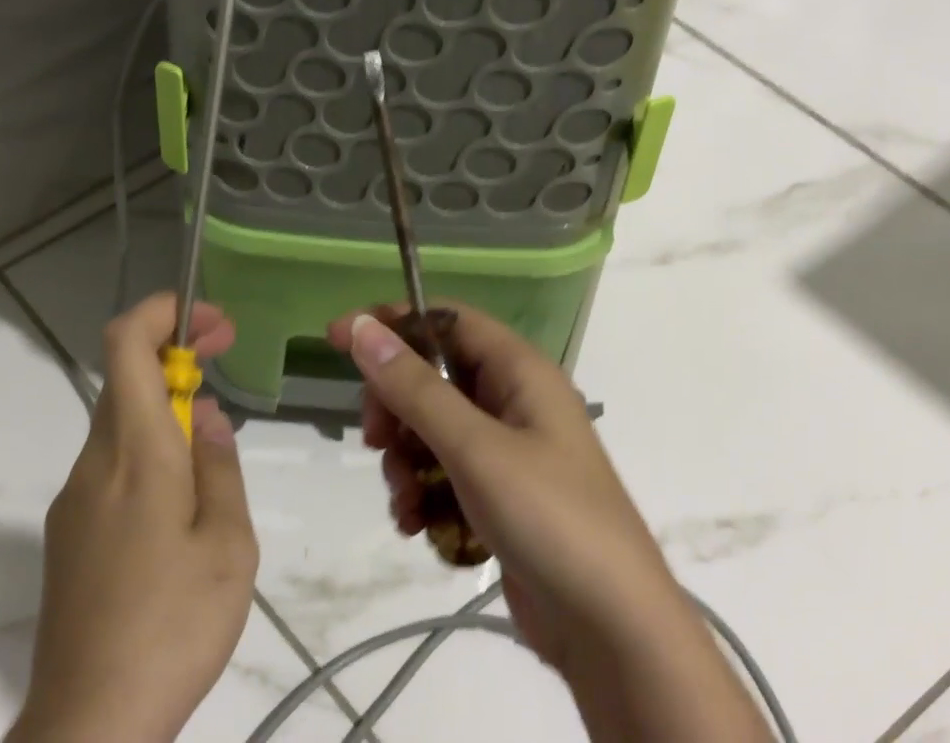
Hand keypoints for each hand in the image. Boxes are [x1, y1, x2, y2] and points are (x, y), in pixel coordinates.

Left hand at [9, 293, 256, 742]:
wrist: (90, 717)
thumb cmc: (173, 626)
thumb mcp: (228, 547)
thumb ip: (217, 466)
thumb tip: (201, 413)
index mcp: (134, 452)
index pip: (125, 342)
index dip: (164, 313)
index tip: (213, 326)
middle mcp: (93, 462)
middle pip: (123, 382)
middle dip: (174, 366)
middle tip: (223, 384)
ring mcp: (72, 499)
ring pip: (117, 428)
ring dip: (162, 418)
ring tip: (211, 471)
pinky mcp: (67, 534)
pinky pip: (108, 471)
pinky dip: (145, 460)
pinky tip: (177, 520)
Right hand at [325, 304, 685, 663]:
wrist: (612, 629)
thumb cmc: (549, 519)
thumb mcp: (474, 447)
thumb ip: (414, 386)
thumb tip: (360, 325)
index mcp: (521, 373)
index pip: (446, 320)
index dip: (392, 323)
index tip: (338, 339)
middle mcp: (514, 403)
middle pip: (431, 377)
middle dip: (394, 407)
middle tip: (374, 439)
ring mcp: (507, 453)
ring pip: (430, 430)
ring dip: (403, 460)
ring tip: (405, 500)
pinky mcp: (498, 498)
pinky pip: (442, 474)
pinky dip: (421, 492)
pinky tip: (414, 524)